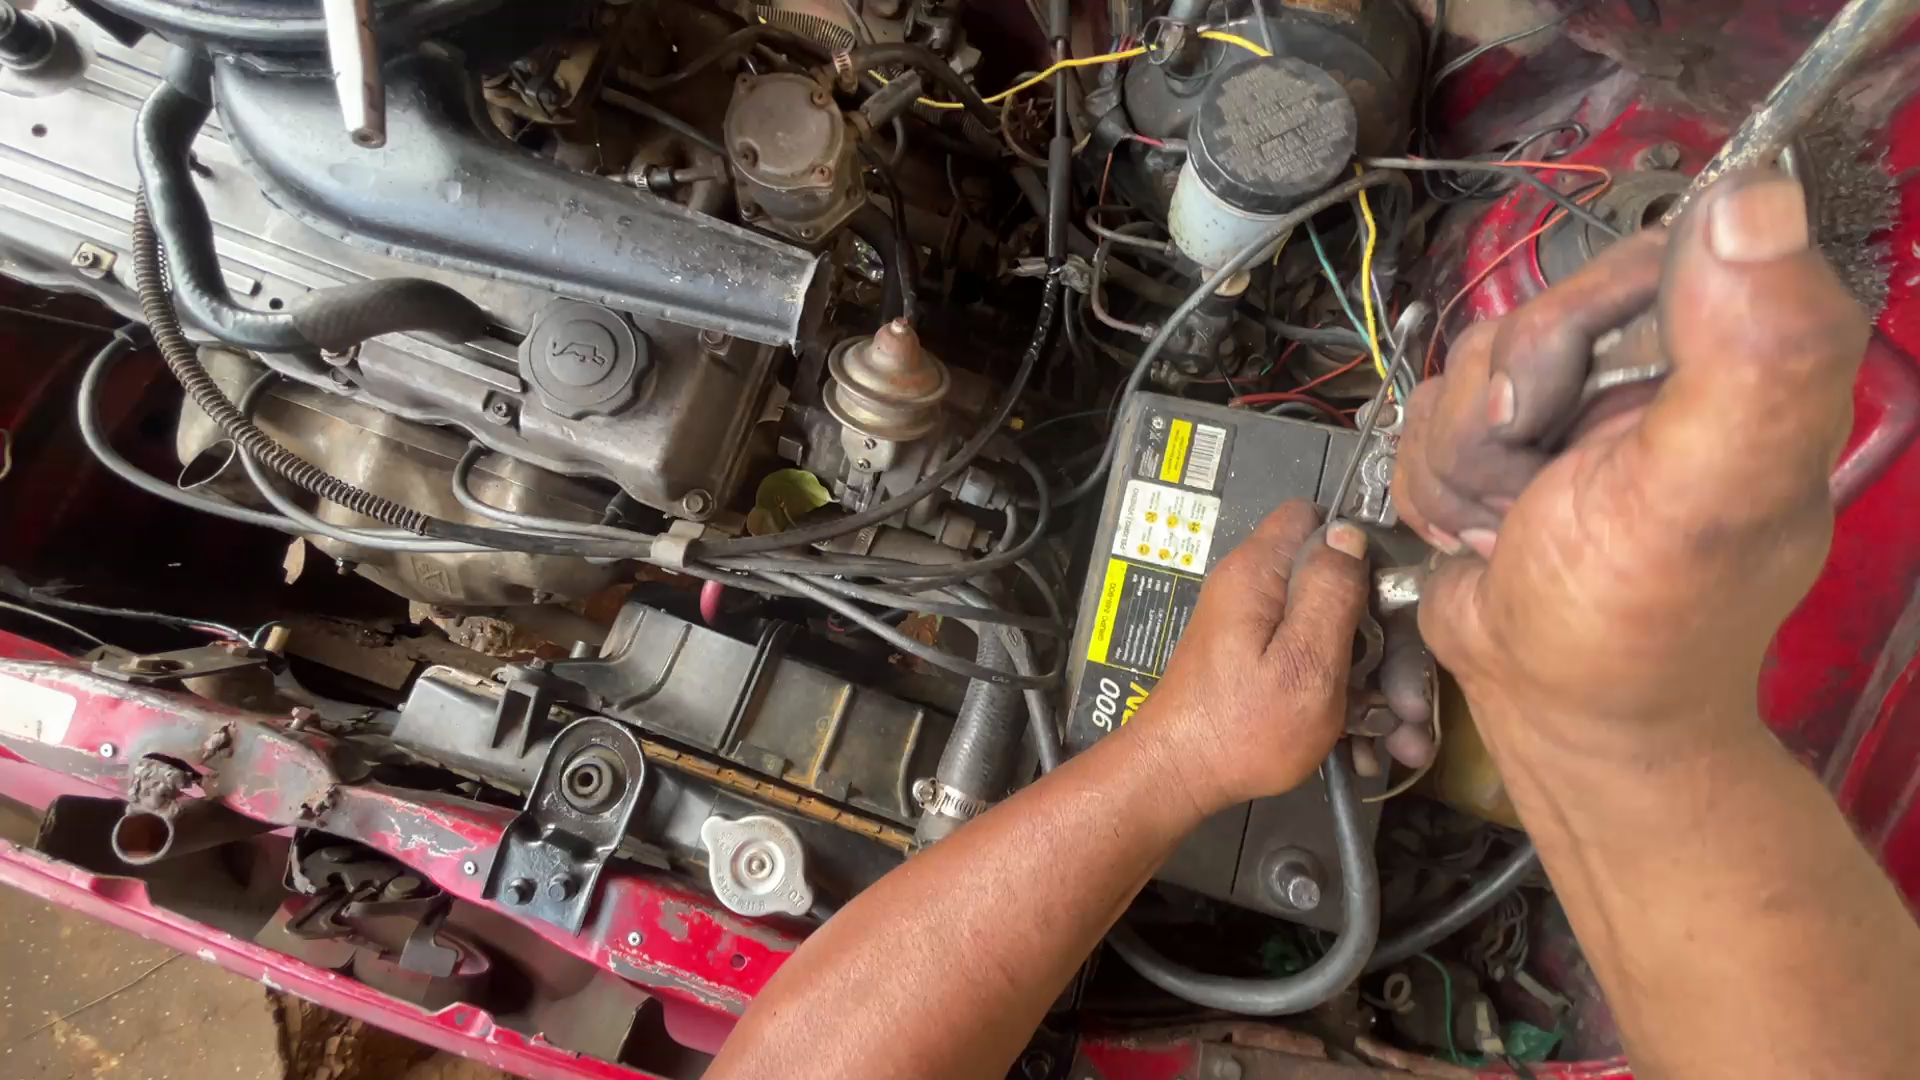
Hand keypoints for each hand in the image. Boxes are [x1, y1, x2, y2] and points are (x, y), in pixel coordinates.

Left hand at [1125, 499, 1370, 809]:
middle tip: (1408, 696)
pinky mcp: (1254, 658)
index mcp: (1256, 573)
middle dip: (1380, 636)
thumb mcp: (1304, 660)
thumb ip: (1329, 592)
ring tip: (1400, 736)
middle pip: (1330, 582)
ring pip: (1327, 629)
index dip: (1360, 544)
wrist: (1179, 773)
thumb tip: (1348, 532)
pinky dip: (1339, 694)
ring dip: (1370, 679)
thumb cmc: (1241, 726)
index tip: (1395, 592)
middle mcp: (1250, 589)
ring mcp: (1251, 625)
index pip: (1310, 517)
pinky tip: (1366, 742)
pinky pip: (1307, 659)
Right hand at [1394, 170, 1868, 757]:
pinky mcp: (1478, 456)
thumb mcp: (1706, 496)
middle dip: (1490, 430)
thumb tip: (1753, 191)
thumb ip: (1752, 353)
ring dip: (1453, 473)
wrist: (1551, 703)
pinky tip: (1471, 535)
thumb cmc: (1634, 618)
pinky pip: (1415, 433)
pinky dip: (1427, 492)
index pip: (1613, 269)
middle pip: (1504, 332)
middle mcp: (1629, 378)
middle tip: (1524, 499)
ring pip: (1447, 386)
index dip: (1552, 339)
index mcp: (1717, 366)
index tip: (1545, 425)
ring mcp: (1544, 420)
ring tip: (1499, 530)